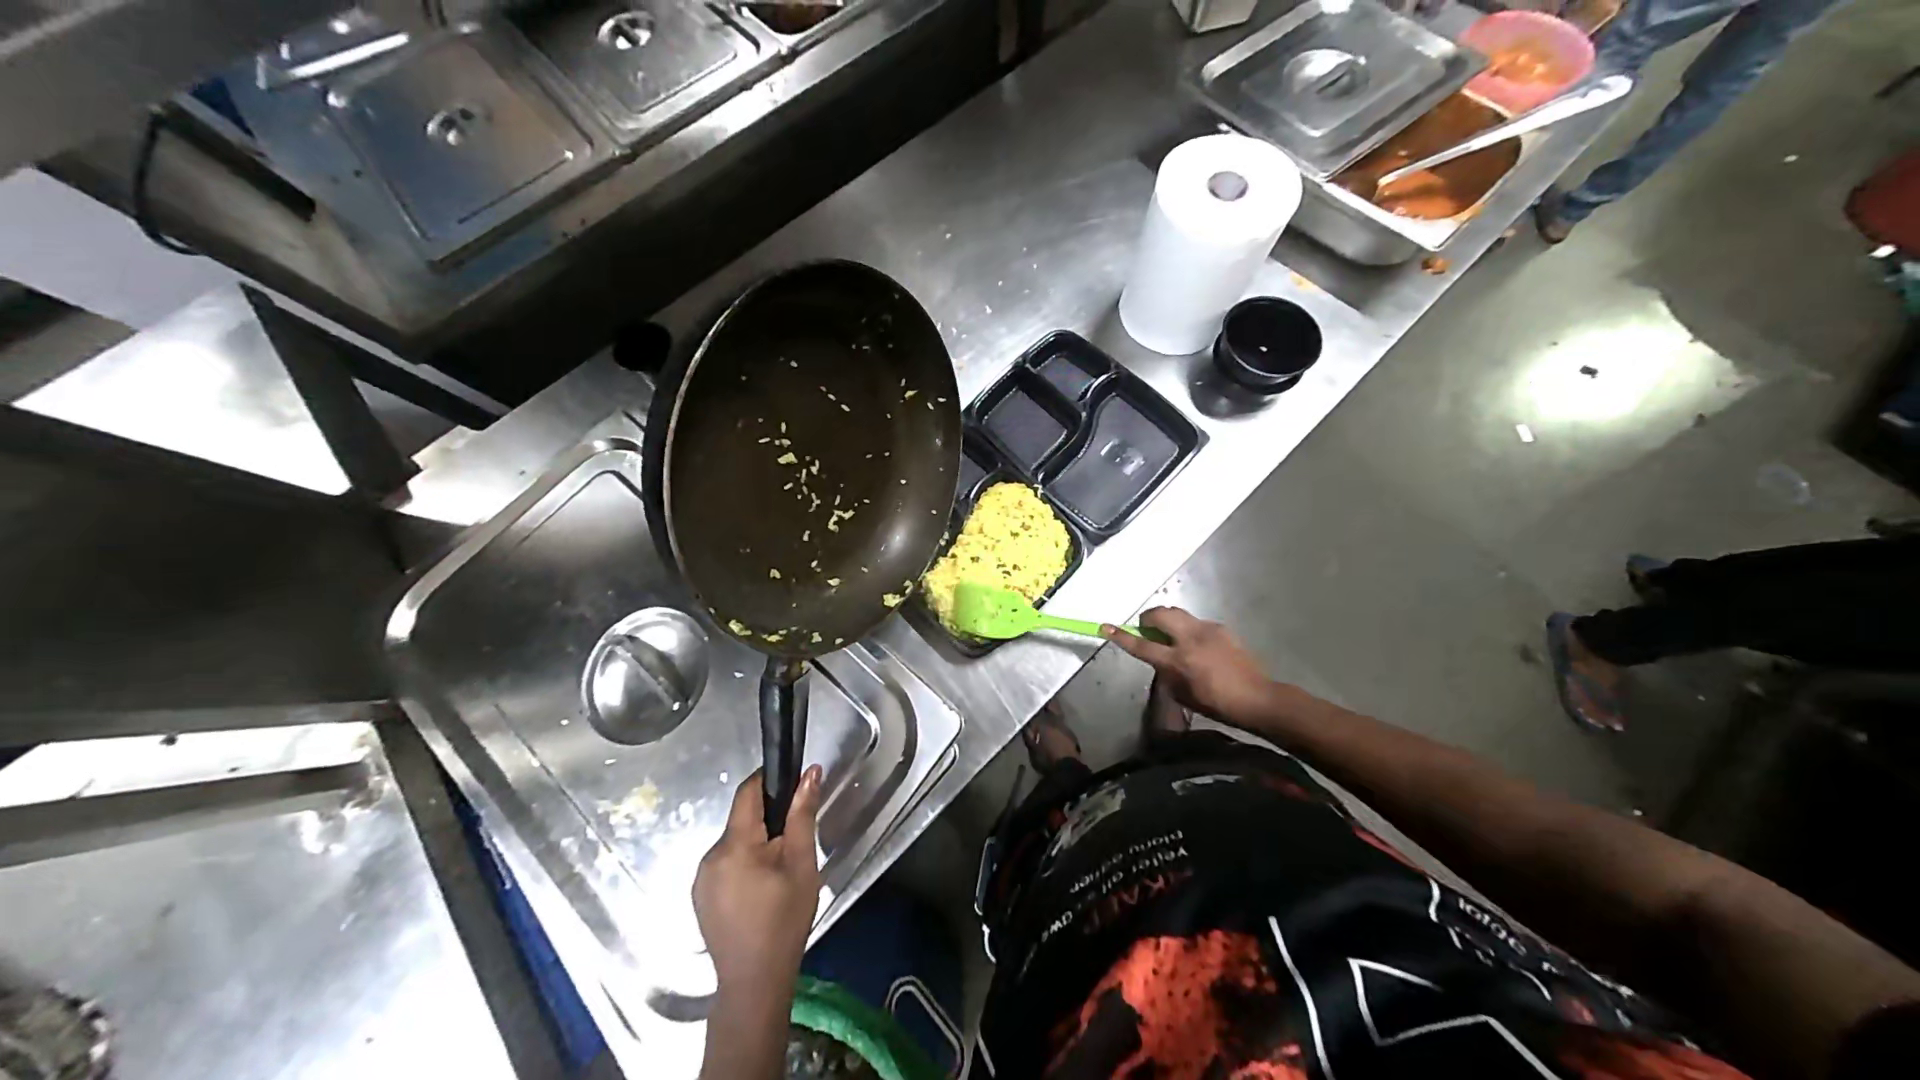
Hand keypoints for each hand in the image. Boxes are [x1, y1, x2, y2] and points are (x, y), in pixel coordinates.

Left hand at [693, 765, 824, 989]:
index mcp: (734, 845)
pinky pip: (724, 865)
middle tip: (794, 843)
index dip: (769, 781)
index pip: (747, 792)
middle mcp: (709, 856)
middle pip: (741, 820)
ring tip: (780, 871)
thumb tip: (810, 774)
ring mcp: (701, 879)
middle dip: (768, 822)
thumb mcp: (802, 864)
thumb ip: (802, 816)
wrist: (754, 981)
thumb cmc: (784, 919)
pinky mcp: (700, 897)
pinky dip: (743, 866)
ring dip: (756, 845)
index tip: (792, 785)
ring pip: (734, 844)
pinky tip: (760, 890)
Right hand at [1102, 606, 1275, 722]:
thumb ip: (1166, 672)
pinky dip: (1189, 630)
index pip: (1142, 645)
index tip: (1105, 626)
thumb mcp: (1182, 693)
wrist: (1257, 698)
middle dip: (1148, 618)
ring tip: (1173, 638)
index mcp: (1178, 660)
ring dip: (1168, 622)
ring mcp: (1208, 630)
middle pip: (1159, 614)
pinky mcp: (1222, 628)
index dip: (1121, 636)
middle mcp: (1191, 639)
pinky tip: (1200, 647)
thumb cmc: (1217, 704)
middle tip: (1148, 630)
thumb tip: (1160, 659)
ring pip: (1178, 613)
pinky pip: (1197, 623)